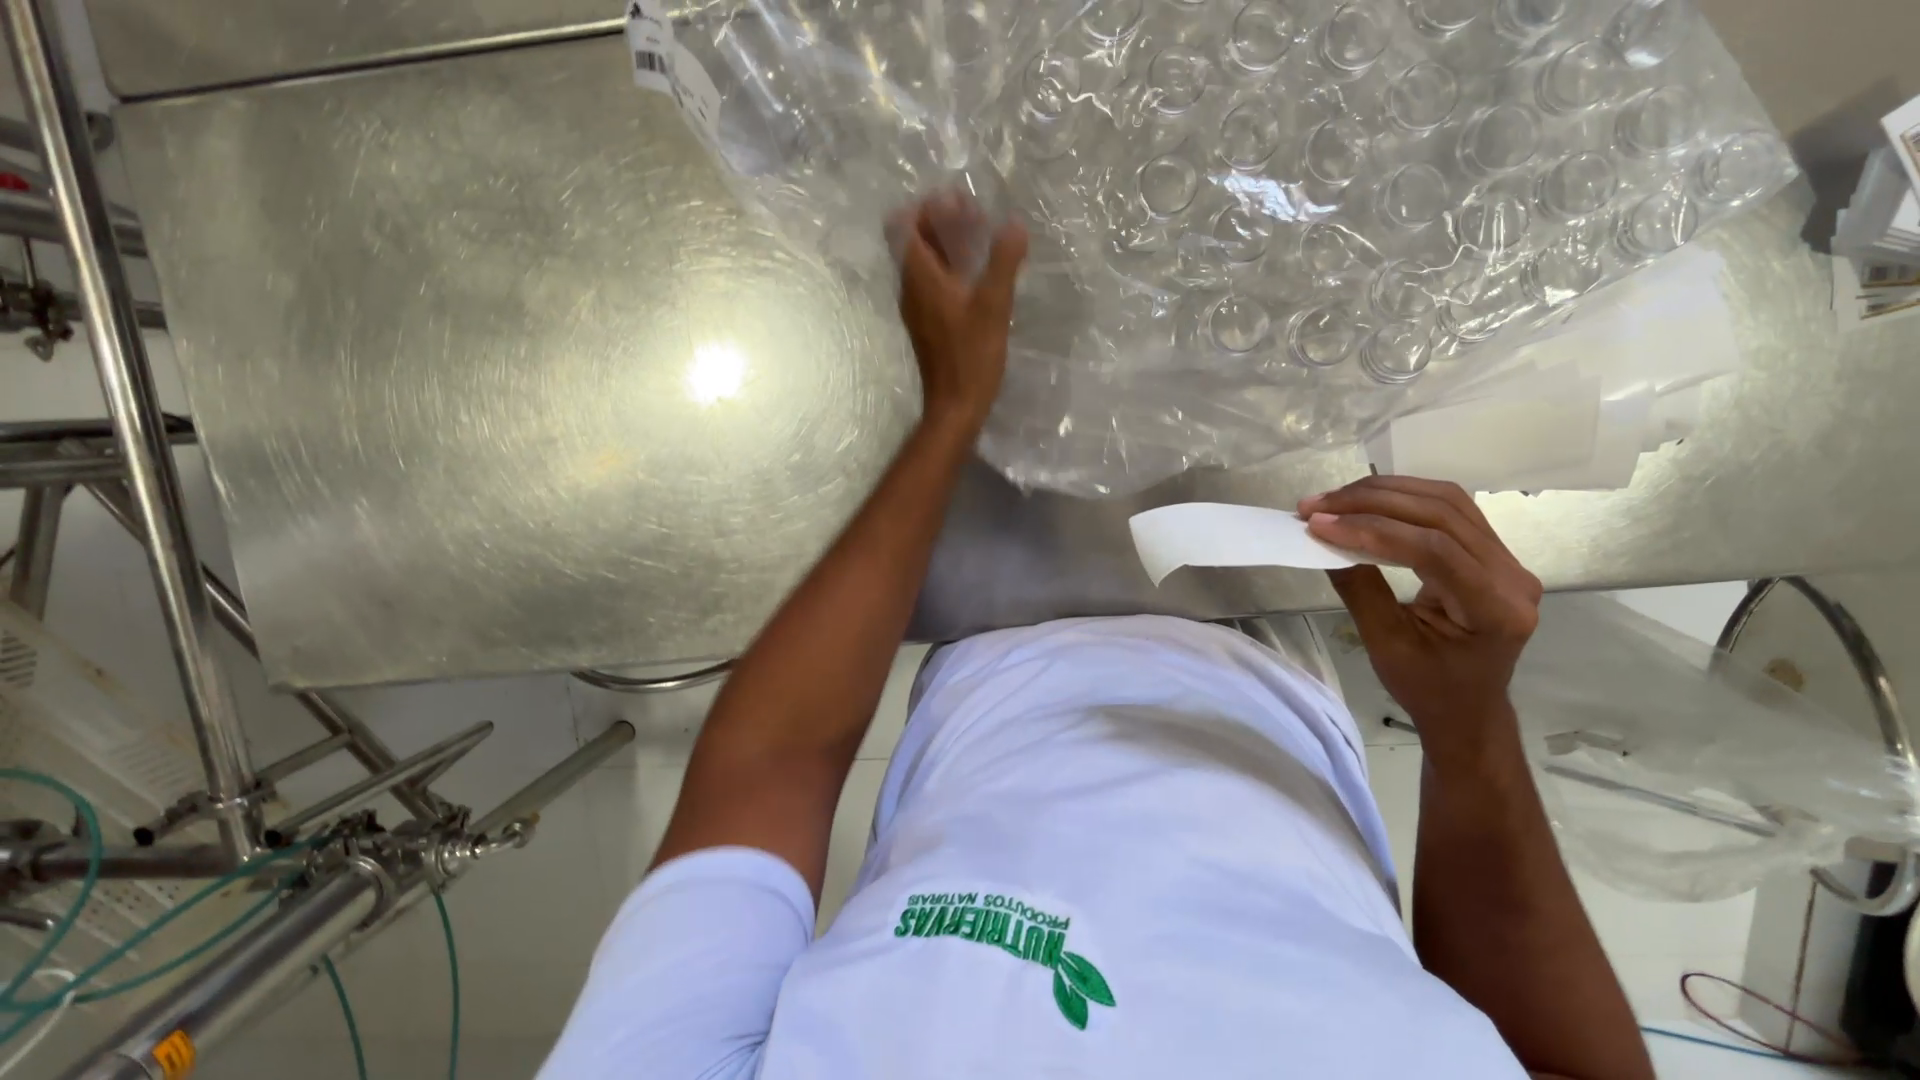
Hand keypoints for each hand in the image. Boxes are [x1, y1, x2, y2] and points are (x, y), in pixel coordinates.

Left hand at [894, 193, 1028, 430]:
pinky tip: (978, 271)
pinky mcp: (929, 323)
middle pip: (914, 241)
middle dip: (939, 220)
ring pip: (924, 262)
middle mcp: (911, 288)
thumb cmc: (971, 356)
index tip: (955, 200)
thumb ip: (1003, 262)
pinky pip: (933, 282)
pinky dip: (950, 267)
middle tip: (973, 211)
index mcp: (919, 277)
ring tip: (980, 233)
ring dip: (947, 243)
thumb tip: (1015, 224)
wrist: (955, 406)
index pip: (903, 226)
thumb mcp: (993, 305)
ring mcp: (918, 307)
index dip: (925, 207)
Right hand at [1299, 476, 1541, 756]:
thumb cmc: (1427, 688)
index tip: (1319, 524)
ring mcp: (1509, 560)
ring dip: (1384, 493)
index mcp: (1495, 609)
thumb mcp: (1386, 645)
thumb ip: (1360, 588)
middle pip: (1441, 514)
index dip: (1372, 530)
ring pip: (1446, 501)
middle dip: (1372, 502)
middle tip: (1316, 505)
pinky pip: (1450, 510)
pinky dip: (1402, 499)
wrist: (1468, 708)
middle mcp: (1513, 576)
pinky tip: (1366, 502)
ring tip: (1334, 499)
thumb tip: (1324, 538)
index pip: (1433, 549)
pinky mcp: (1494, 552)